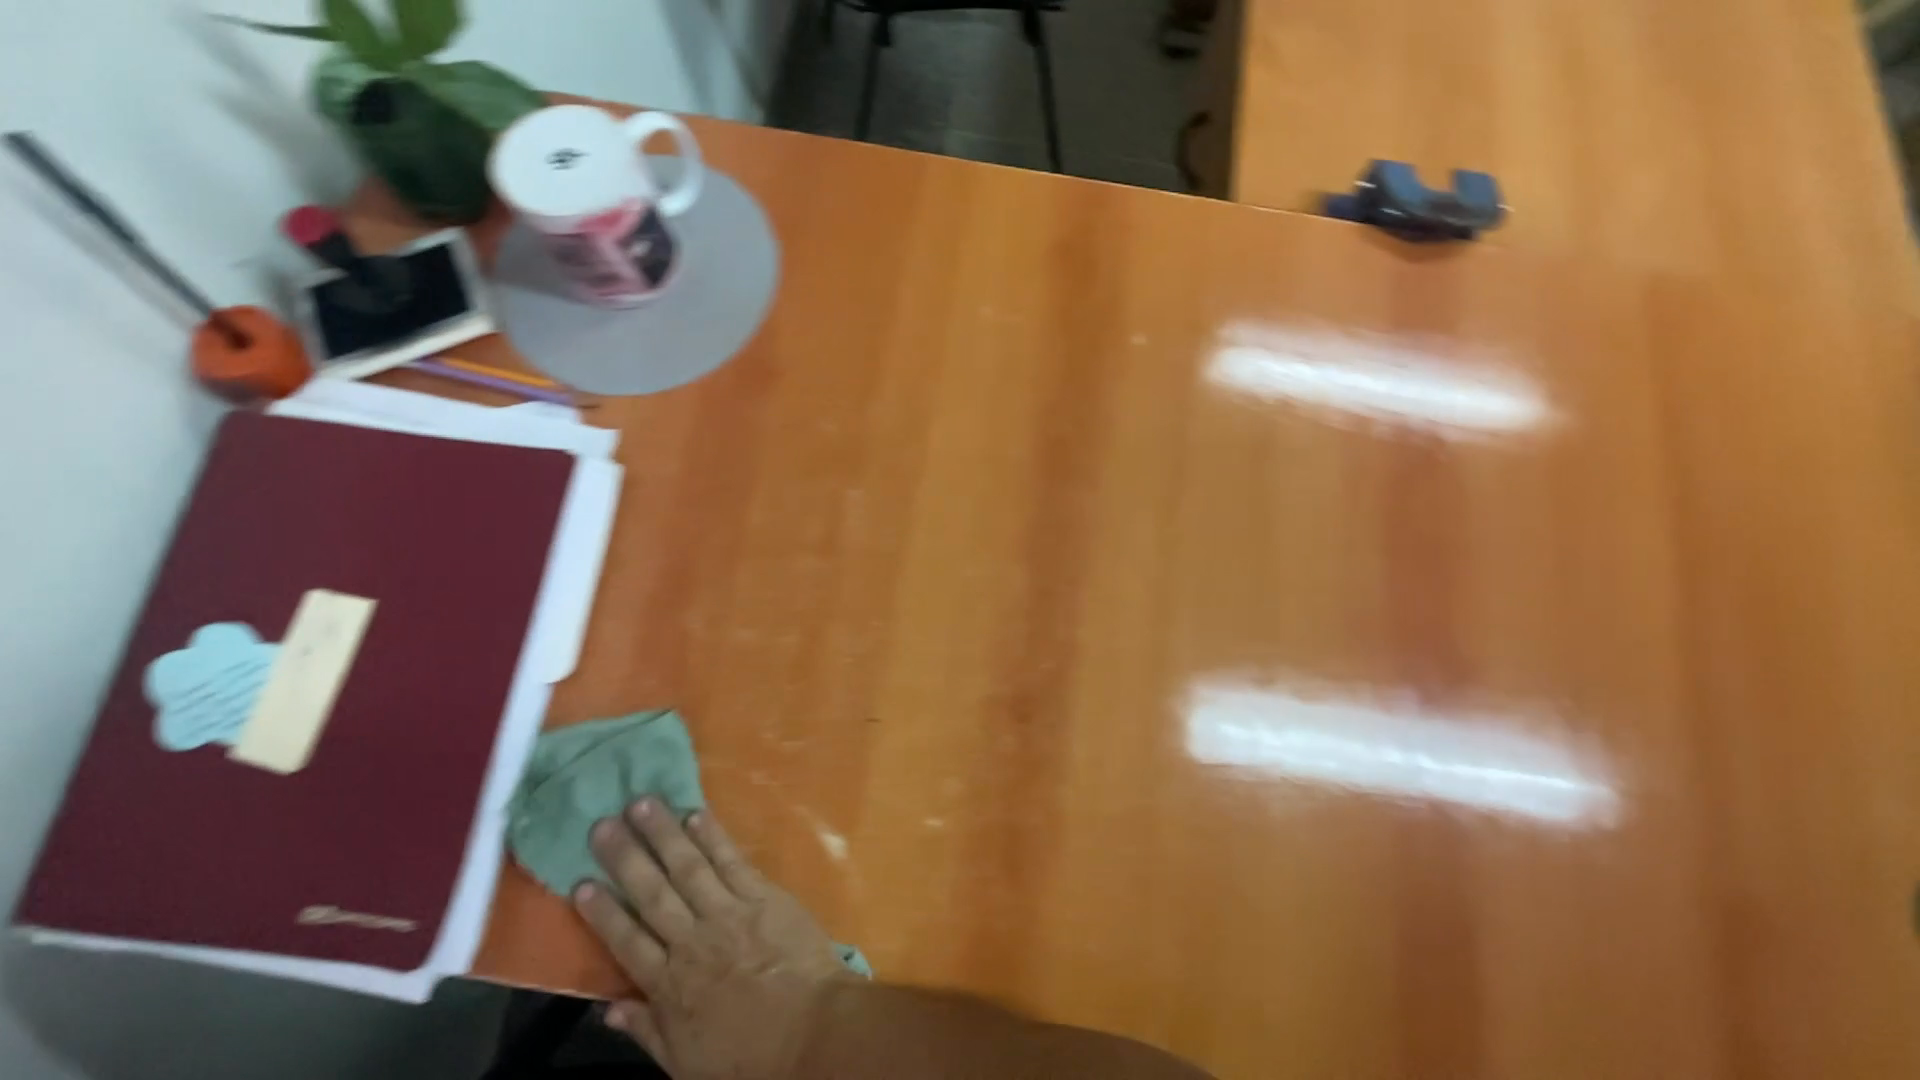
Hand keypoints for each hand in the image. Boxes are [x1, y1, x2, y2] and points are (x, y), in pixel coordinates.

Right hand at [574, 798, 852, 1079]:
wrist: (815, 1032)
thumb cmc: (751, 1055)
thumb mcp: (687, 1062)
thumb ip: (646, 1030)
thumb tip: (607, 1008)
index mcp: (669, 985)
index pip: (626, 941)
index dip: (602, 912)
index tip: (580, 883)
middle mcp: (692, 941)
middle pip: (652, 893)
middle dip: (625, 857)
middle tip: (602, 824)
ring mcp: (729, 914)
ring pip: (689, 867)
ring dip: (664, 833)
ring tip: (642, 802)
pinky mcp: (764, 897)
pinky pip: (733, 861)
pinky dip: (714, 837)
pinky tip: (696, 814)